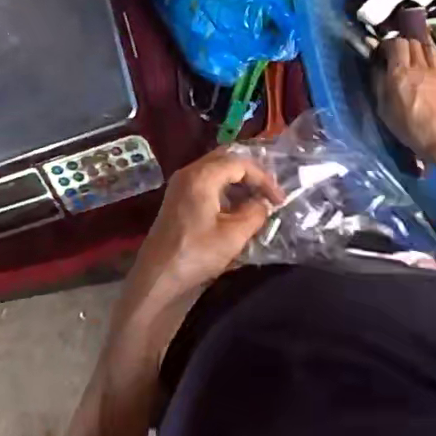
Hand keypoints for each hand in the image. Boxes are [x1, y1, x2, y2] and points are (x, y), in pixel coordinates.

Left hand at [127, 150, 283, 304]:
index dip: (263, 178)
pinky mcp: (178, 197)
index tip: (279, 199)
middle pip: (226, 160)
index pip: (240, 163)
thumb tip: (264, 203)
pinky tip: (236, 208)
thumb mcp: (233, 236)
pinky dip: (224, 189)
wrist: (157, 275)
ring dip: (238, 181)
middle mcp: (189, 172)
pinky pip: (206, 182)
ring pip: (215, 170)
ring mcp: (180, 184)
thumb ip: (255, 213)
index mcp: (201, 176)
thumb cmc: (195, 254)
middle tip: (269, 193)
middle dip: (251, 174)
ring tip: (257, 201)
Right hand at [374, 33, 435, 161]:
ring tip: (414, 57)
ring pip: (428, 47)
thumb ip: (378, 83)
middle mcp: (419, 66)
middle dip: (403, 45)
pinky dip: (435, 58)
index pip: (396, 43)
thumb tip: (376, 66)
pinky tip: (430, 66)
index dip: (388, 45)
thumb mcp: (383, 108)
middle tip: (397, 56)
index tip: (383, 54)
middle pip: (412, 42)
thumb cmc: (407, 125)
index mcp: (400, 72)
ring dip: (419, 48)